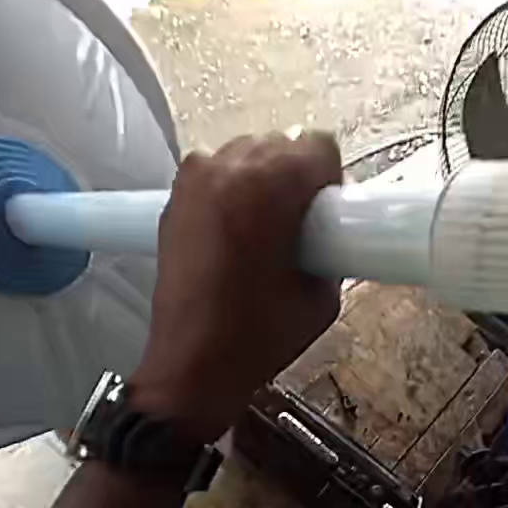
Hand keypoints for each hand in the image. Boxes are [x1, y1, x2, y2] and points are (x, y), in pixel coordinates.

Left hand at [125, 131, 342, 441]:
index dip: (331, 181)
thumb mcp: (322, 299)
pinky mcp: (175, 197)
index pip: (318, 147)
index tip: (328, 215)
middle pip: (281, 145)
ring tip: (266, 232)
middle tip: (302, 228)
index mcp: (268, 187)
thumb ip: (333, 251)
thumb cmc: (262, 335)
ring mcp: (194, 178)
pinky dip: (235, 192)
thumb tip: (328, 231)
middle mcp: (227, 167)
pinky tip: (237, 235)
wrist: (194, 362)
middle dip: (298, 179)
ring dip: (265, 182)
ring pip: (248, 155)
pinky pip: (219, 175)